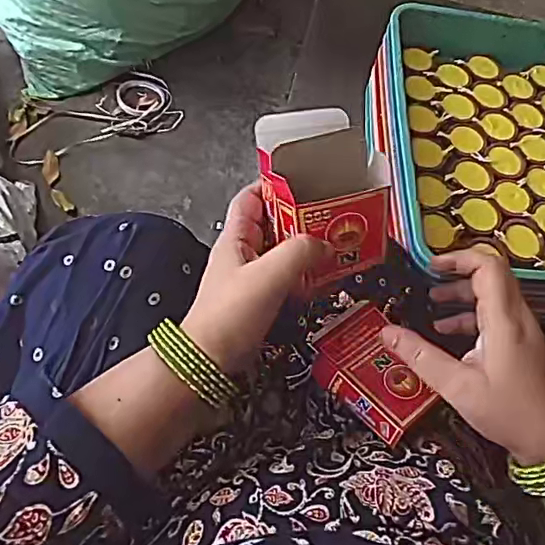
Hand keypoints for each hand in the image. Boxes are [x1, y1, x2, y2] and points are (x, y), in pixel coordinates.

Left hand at [181, 183, 326, 372]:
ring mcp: (251, 277)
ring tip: (334, 245)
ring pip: (283, 252)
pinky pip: (286, 278)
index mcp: (236, 238)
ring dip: (306, 249)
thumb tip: (325, 245)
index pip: (253, 197)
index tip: (305, 183)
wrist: (210, 360)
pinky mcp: (261, 299)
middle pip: (275, 224)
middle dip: (302, 219)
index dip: (276, 186)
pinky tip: (321, 279)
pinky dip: (304, 275)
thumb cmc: (229, 315)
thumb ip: (300, 253)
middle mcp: (243, 253)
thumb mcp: (268, 275)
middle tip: (331, 218)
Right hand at [380, 249, 544, 464]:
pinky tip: (447, 330)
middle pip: (491, 275)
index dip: (459, 258)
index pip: (489, 266)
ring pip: (493, 293)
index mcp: (504, 321)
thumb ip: (420, 357)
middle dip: (456, 273)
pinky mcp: (521, 341)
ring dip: (462, 293)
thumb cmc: (510, 413)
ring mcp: (522, 328)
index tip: (431, 266)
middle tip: (427, 281)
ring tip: (432, 303)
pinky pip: (495, 313)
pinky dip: (470, 313)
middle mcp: (516, 317)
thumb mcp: (457, 387)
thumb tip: (387, 333)